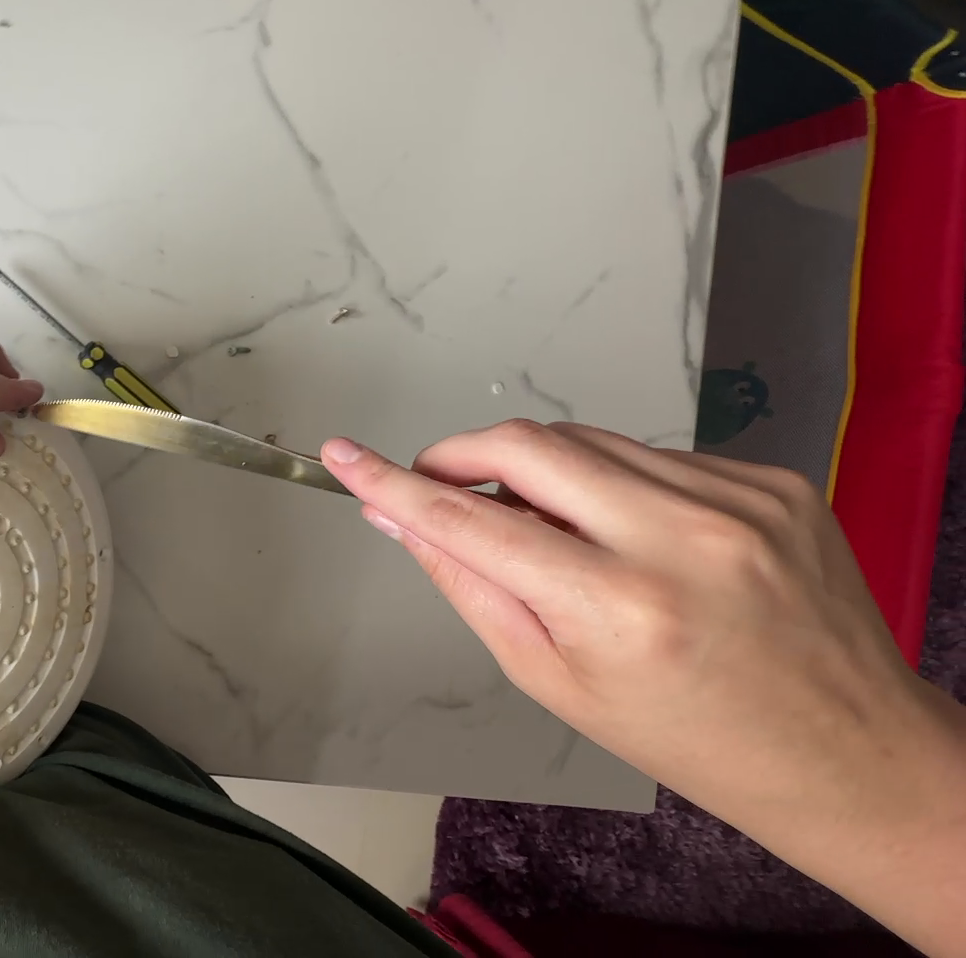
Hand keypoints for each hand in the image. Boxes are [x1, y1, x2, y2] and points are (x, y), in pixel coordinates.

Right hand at [318, 421, 965, 948]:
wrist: (851, 755)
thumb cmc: (679, 732)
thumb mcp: (545, 673)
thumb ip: (464, 580)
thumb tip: (396, 517)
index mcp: (616, 606)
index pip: (466, 520)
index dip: (391, 482)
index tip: (343, 454)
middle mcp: (682, 537)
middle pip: (524, 445)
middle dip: (458, 453)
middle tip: (435, 482)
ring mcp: (737, 499)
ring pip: (580, 439)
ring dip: (531, 469)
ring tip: (543, 526)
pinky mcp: (770, 481)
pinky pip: (642, 453)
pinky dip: (602, 479)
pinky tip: (621, 529)